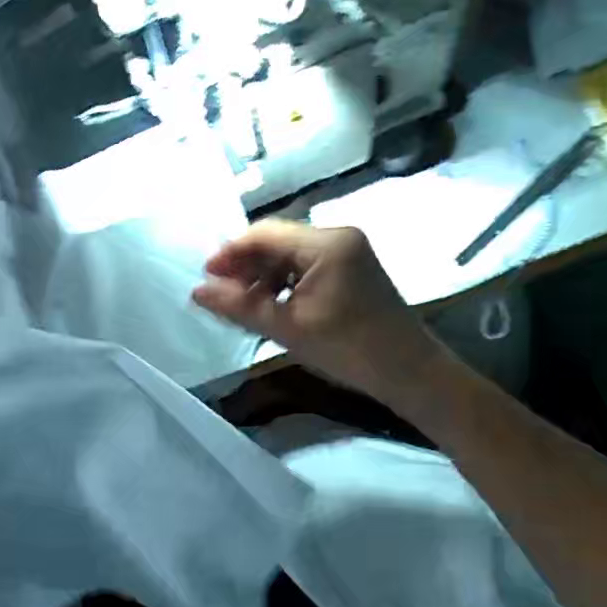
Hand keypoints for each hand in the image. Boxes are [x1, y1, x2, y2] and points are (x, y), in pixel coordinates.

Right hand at [193, 221, 449, 403]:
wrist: (409, 372)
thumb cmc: (349, 350)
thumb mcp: (288, 328)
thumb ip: (240, 306)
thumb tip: (197, 292)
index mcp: (327, 243)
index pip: (265, 234)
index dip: (231, 254)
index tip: (205, 278)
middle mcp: (338, 237)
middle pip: (278, 241)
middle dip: (246, 267)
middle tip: (219, 295)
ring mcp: (348, 252)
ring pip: (290, 256)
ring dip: (263, 277)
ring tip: (240, 305)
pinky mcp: (352, 269)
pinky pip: (307, 268)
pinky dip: (284, 284)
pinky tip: (269, 306)